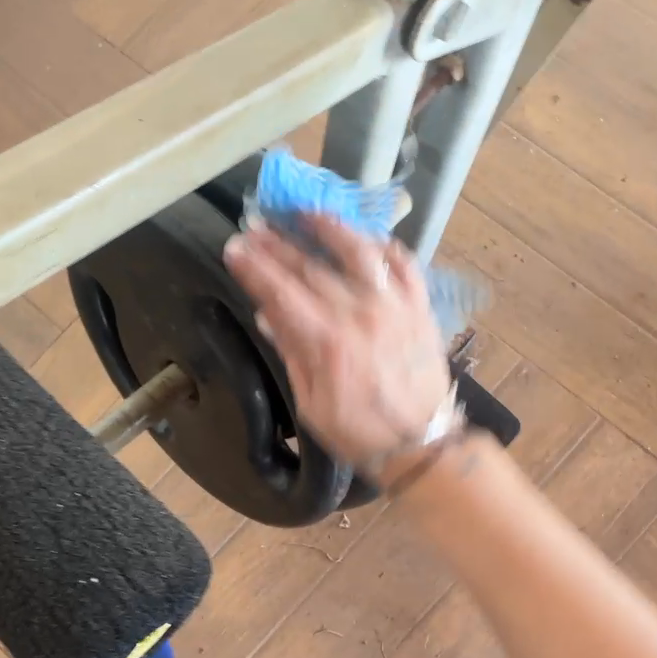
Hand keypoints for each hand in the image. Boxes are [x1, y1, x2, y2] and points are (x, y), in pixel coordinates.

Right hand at [223, 214, 451, 469]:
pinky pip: (402, 263)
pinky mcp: (419, 306)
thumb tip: (268, 316)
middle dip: (279, 245)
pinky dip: (380, 245)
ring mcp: (394, 305)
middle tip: (255, 227)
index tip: (235, 248)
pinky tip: (362, 237)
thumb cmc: (359, 432)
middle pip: (311, 268)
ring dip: (329, 228)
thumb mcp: (312, 405)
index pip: (282, 292)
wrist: (421, 443)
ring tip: (306, 213)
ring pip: (359, 251)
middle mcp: (361, 313)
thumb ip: (292, 355)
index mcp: (328, 343)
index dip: (255, 268)